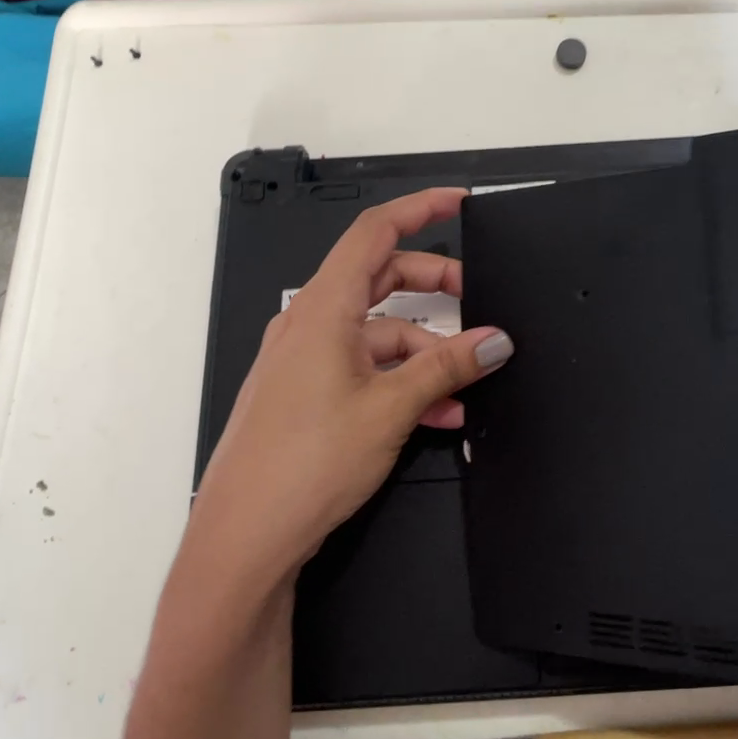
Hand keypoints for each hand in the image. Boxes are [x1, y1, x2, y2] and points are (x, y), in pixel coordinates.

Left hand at [194, 188, 513, 576]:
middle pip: (383, 280)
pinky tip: (436, 412)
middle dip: (436, 289)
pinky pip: (365, 368)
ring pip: (380, 333)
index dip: (418, 208)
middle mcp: (309, 325)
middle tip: (479, 302)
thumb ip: (447, 367)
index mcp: (322, 309)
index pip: (374, 232)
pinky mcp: (307, 393)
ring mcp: (306, 360)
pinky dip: (403, 381)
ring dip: (425, 354)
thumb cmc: (300, 468)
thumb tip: (493, 340)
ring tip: (464, 387)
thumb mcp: (390, 408)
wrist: (244, 538)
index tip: (456, 201)